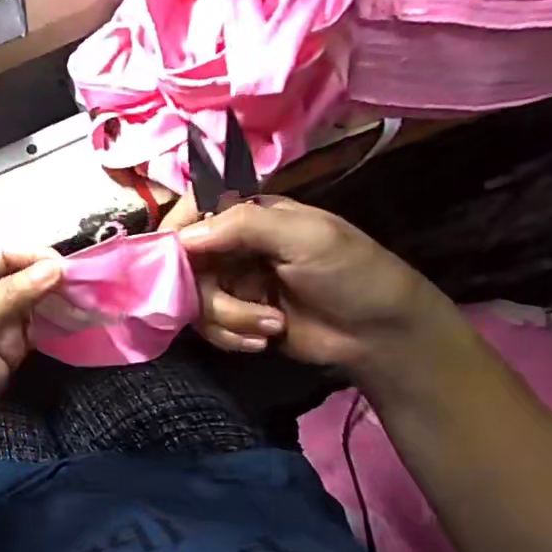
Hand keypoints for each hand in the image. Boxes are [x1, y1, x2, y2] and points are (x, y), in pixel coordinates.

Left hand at [0, 248, 64, 491]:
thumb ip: (10, 298)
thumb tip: (55, 268)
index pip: (0, 256)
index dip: (31, 256)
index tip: (64, 267)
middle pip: (21, 276)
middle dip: (51, 278)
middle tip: (85, 286)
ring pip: (33, 303)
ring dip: (58, 301)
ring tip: (88, 303)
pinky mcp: (10, 351)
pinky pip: (38, 330)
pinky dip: (57, 326)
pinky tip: (78, 322)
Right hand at [175, 197, 471, 388]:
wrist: (380, 335)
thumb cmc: (351, 273)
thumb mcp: (305, 237)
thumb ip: (244, 226)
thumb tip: (182, 238)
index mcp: (248, 215)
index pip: (192, 212)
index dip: (175, 235)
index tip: (171, 261)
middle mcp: (231, 247)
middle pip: (184, 265)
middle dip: (211, 295)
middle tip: (246, 306)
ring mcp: (231, 284)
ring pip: (193, 301)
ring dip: (230, 319)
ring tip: (272, 325)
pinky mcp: (234, 319)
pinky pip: (206, 328)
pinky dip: (232, 337)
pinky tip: (265, 339)